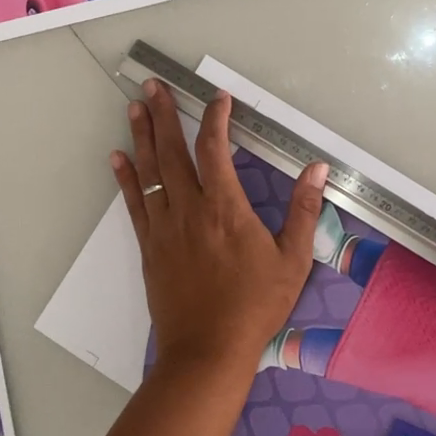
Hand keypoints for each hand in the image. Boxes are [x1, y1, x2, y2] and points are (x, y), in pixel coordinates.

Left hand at [111, 79, 327, 379]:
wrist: (208, 350)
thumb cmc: (256, 305)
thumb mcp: (293, 260)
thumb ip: (304, 211)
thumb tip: (317, 170)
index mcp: (226, 208)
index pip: (215, 150)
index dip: (215, 119)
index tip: (217, 98)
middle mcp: (190, 209)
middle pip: (172, 152)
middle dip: (163, 115)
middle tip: (152, 86)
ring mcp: (164, 228)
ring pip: (150, 172)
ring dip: (141, 137)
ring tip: (134, 107)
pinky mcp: (149, 247)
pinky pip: (134, 203)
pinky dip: (125, 178)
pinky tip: (118, 159)